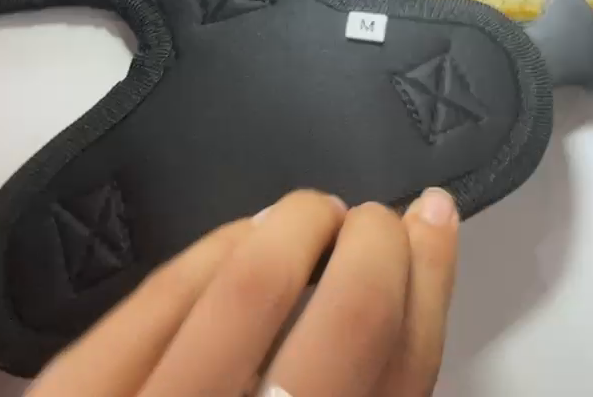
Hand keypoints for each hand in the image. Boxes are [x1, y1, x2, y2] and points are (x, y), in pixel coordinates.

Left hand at [27, 188, 460, 396]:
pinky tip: (245, 234)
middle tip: (375, 217)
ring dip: (299, 223)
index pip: (404, 372)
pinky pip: (162, 296)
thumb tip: (406, 286)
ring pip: (250, 287)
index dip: (429, 278)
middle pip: (349, 322)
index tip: (430, 220)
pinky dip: (218, 246)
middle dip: (377, 241)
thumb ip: (368, 388)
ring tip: (316, 212)